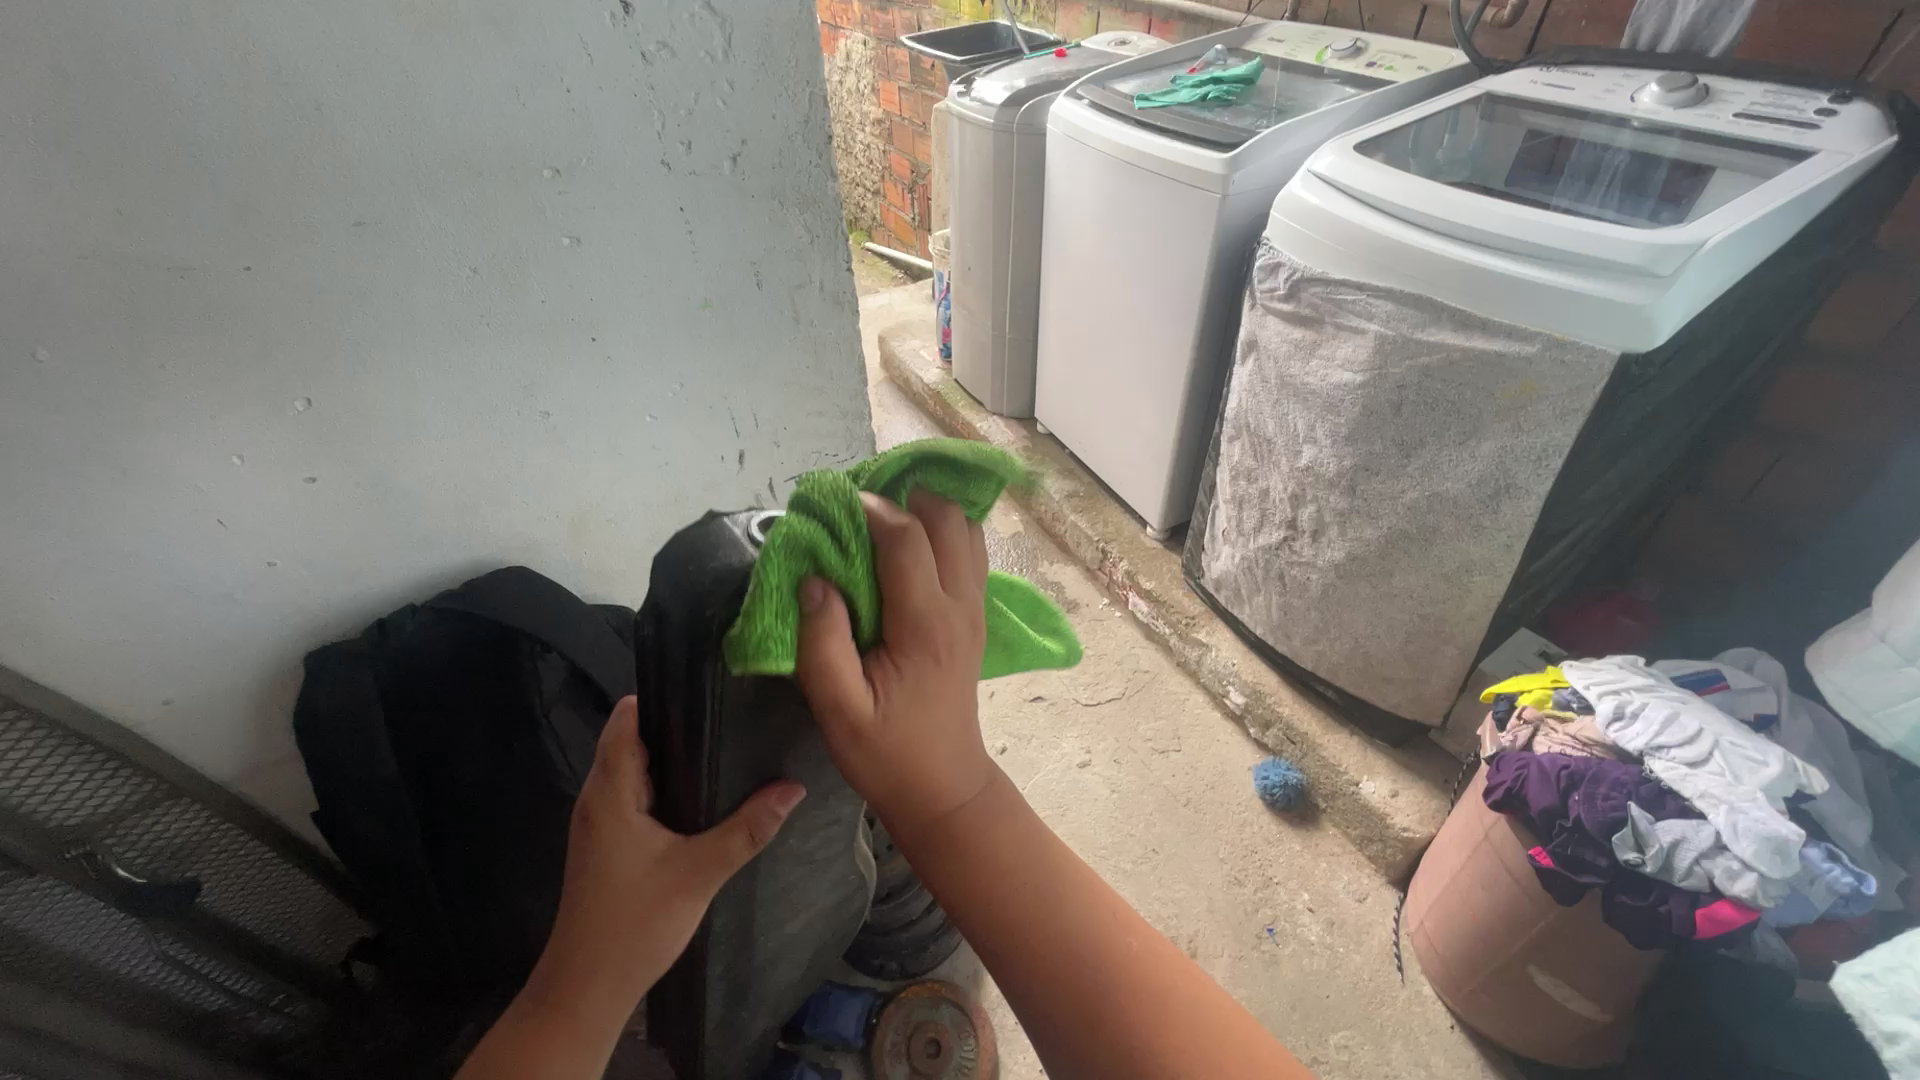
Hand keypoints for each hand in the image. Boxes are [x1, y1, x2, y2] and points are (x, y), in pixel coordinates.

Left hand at [527, 696, 805, 1011]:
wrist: (586, 990)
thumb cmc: (634, 924)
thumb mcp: (700, 872)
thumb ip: (748, 828)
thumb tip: (794, 787)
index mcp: (610, 792)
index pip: (626, 720)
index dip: (661, 696)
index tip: (708, 685)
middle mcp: (597, 797)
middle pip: (630, 737)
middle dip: (674, 721)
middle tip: (729, 711)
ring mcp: (599, 821)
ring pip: (631, 766)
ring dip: (670, 752)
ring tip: (724, 741)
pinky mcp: (607, 841)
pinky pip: (633, 790)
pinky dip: (663, 779)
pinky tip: (702, 790)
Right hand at [794, 490, 997, 842]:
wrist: (944, 785)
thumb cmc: (886, 753)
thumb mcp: (837, 710)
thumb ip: (820, 643)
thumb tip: (814, 579)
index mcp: (925, 624)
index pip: (906, 539)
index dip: (871, 509)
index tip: (836, 503)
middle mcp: (960, 606)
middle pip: (950, 519)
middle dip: (907, 497)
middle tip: (862, 506)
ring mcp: (975, 609)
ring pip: (968, 530)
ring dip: (931, 510)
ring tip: (887, 517)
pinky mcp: (976, 616)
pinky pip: (970, 553)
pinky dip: (946, 531)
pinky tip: (913, 542)